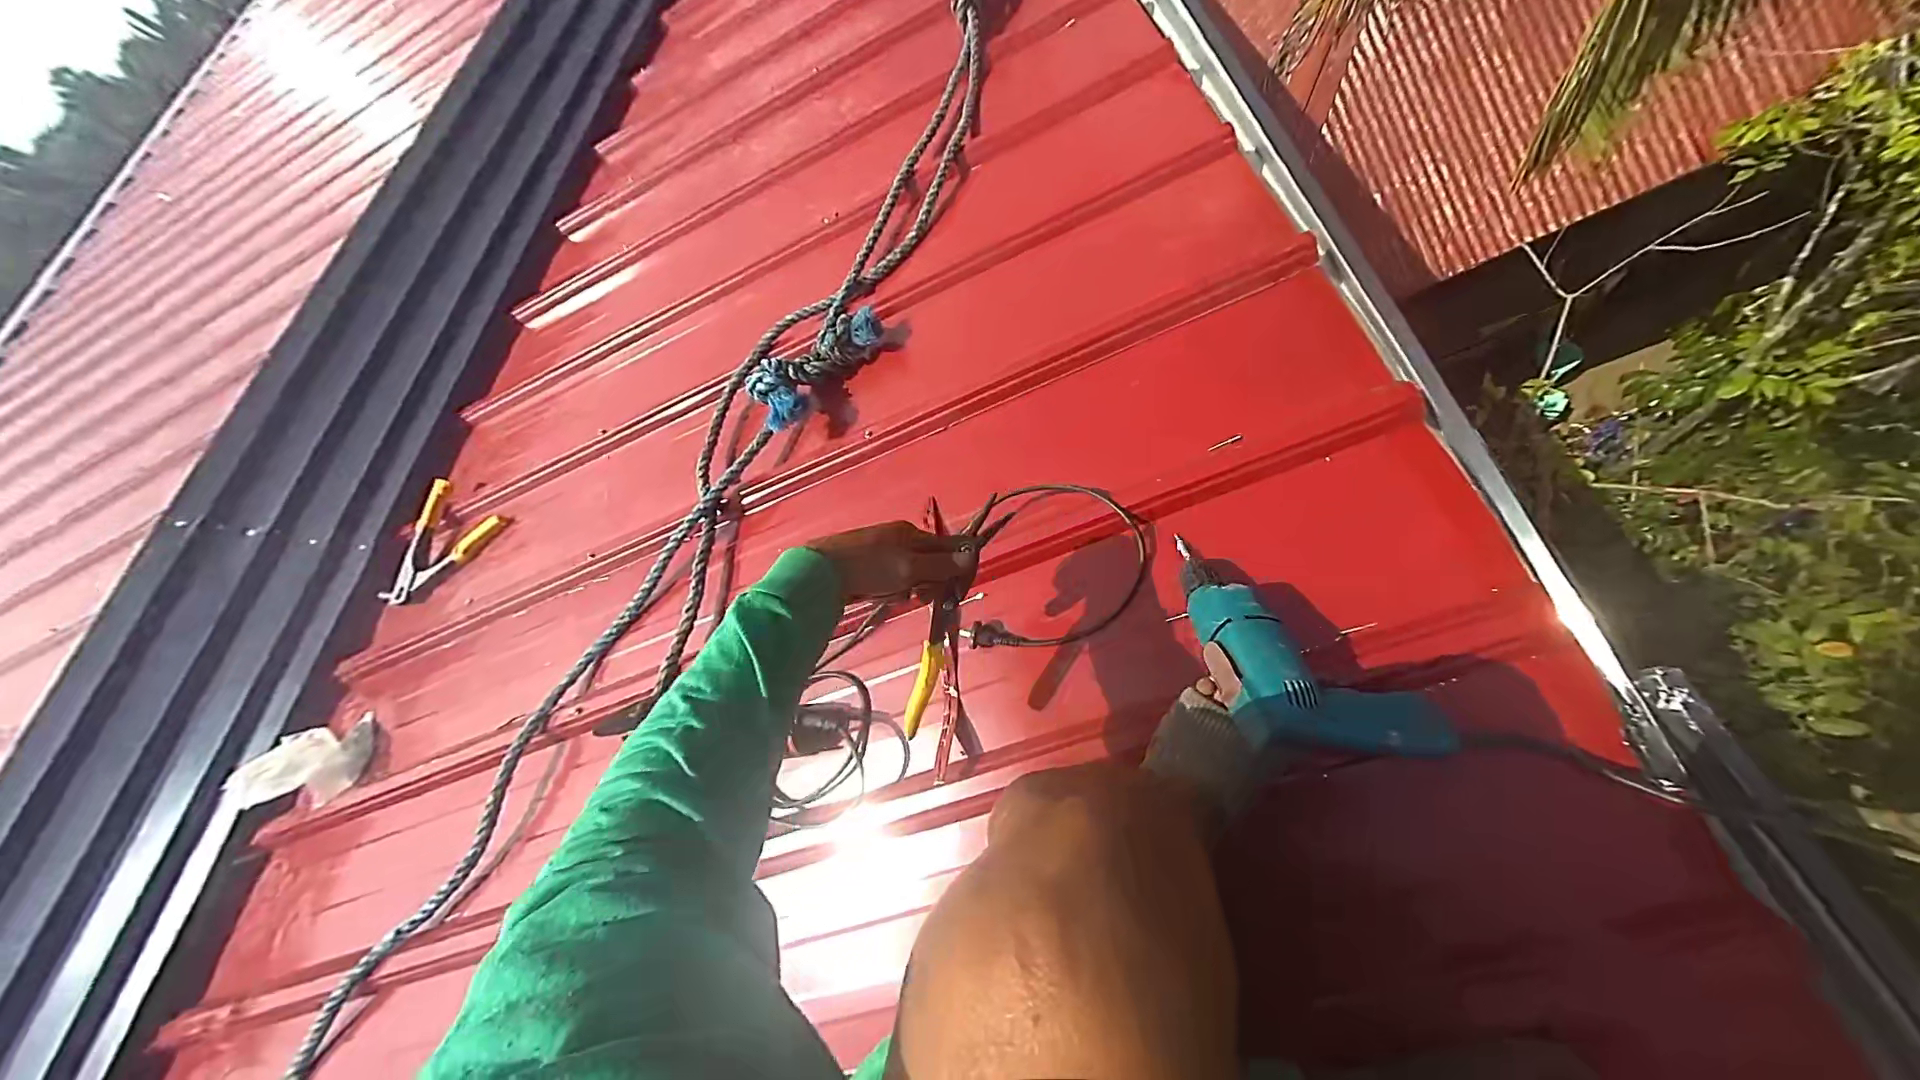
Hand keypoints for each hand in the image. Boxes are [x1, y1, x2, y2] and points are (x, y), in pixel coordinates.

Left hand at [805, 520, 974, 601]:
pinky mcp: (869, 567)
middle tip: (920, 595)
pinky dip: (893, 590)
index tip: (960, 587)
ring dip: (911, 589)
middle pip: (933, 562)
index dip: (961, 565)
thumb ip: (941, 564)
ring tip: (896, 596)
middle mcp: (900, 539)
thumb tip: (972, 556)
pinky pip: (894, 580)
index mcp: (912, 533)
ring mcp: (884, 552)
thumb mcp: (910, 568)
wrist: (820, 573)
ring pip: (914, 575)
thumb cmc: (869, 567)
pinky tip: (882, 596)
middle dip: (931, 582)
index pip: (950, 545)